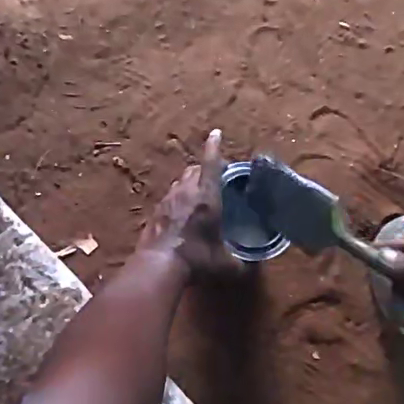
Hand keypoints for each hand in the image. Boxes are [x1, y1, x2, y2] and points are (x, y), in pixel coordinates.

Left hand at [138, 129, 241, 278]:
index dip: (214, 148)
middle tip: (212, 176)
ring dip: (188, 185)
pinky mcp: (154, 214)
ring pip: (179, 183)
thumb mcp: (224, 264)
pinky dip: (176, 201)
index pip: (211, 165)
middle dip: (203, 169)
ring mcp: (167, 202)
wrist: (157, 267)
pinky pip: (168, 199)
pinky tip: (179, 215)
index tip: (215, 134)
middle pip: (193, 170)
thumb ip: (238, 264)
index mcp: (207, 197)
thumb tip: (249, 269)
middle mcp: (186, 193)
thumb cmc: (196, 259)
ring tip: (196, 196)